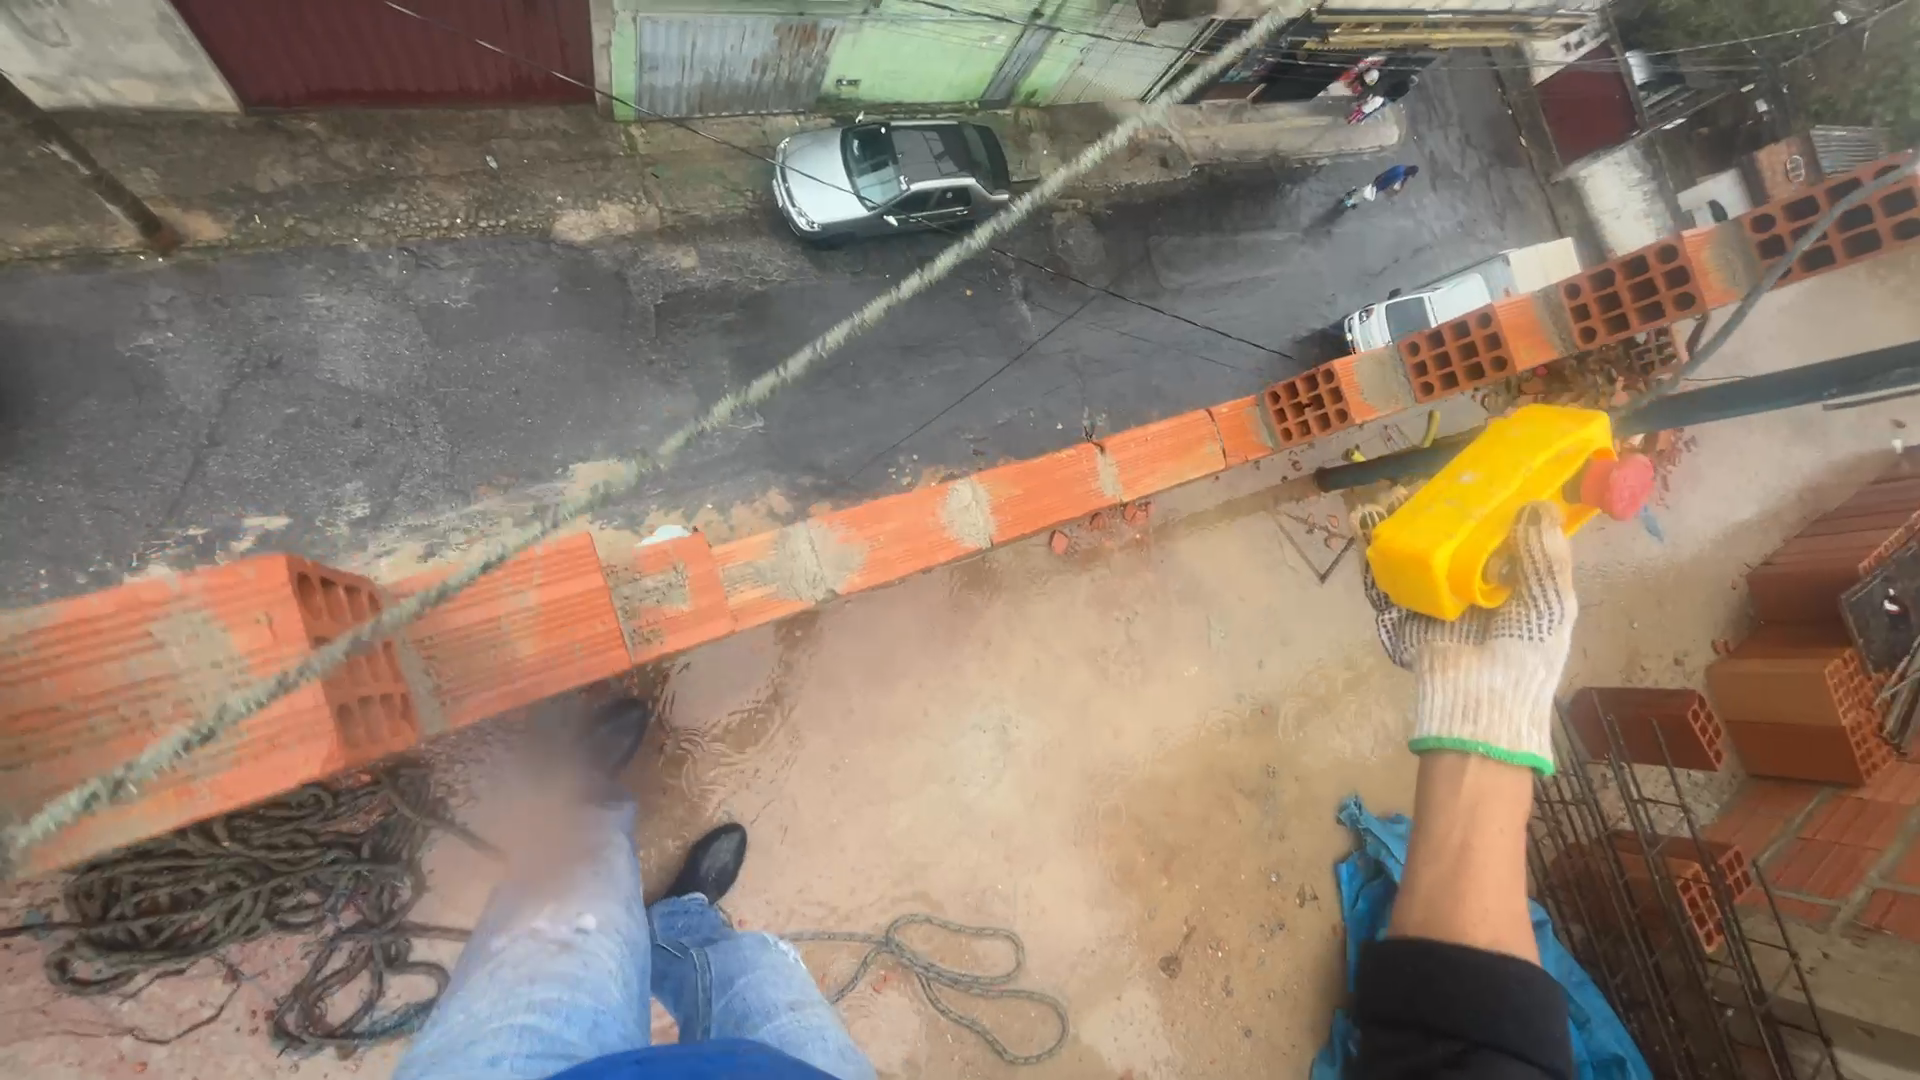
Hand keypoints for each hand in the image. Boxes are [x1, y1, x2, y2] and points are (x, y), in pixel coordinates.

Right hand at [1359, 501, 1576, 774]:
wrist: (1479, 702)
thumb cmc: (1525, 656)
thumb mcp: (1551, 604)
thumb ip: (1544, 558)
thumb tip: (1536, 505)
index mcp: (1512, 585)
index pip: (1497, 537)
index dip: (1486, 508)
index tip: (1477, 481)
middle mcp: (1470, 589)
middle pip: (1448, 542)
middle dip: (1434, 514)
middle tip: (1424, 488)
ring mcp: (1432, 601)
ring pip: (1413, 555)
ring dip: (1398, 527)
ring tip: (1390, 498)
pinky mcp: (1401, 613)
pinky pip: (1386, 579)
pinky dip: (1374, 555)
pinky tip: (1368, 527)